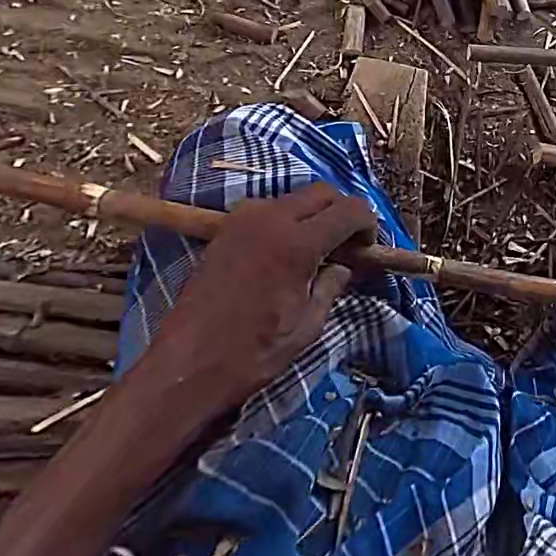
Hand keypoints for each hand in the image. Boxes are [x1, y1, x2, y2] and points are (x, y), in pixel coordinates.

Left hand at [129, 183, 376, 415]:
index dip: (367, 222)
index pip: (348, 209)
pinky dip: (287, 220)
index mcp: (297, 243)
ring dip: (313, 214)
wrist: (186, 363)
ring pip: (295, 198)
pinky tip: (285, 252)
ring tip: (316, 250)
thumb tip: (345, 265)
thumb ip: (331, 286)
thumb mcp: (306, 327)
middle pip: (322, 192)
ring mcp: (245, 217)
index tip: (369, 245)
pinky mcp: (227, 226)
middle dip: (341, 211)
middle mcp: (272, 217)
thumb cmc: (252, 352)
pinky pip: (269, 209)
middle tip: (347, 245)